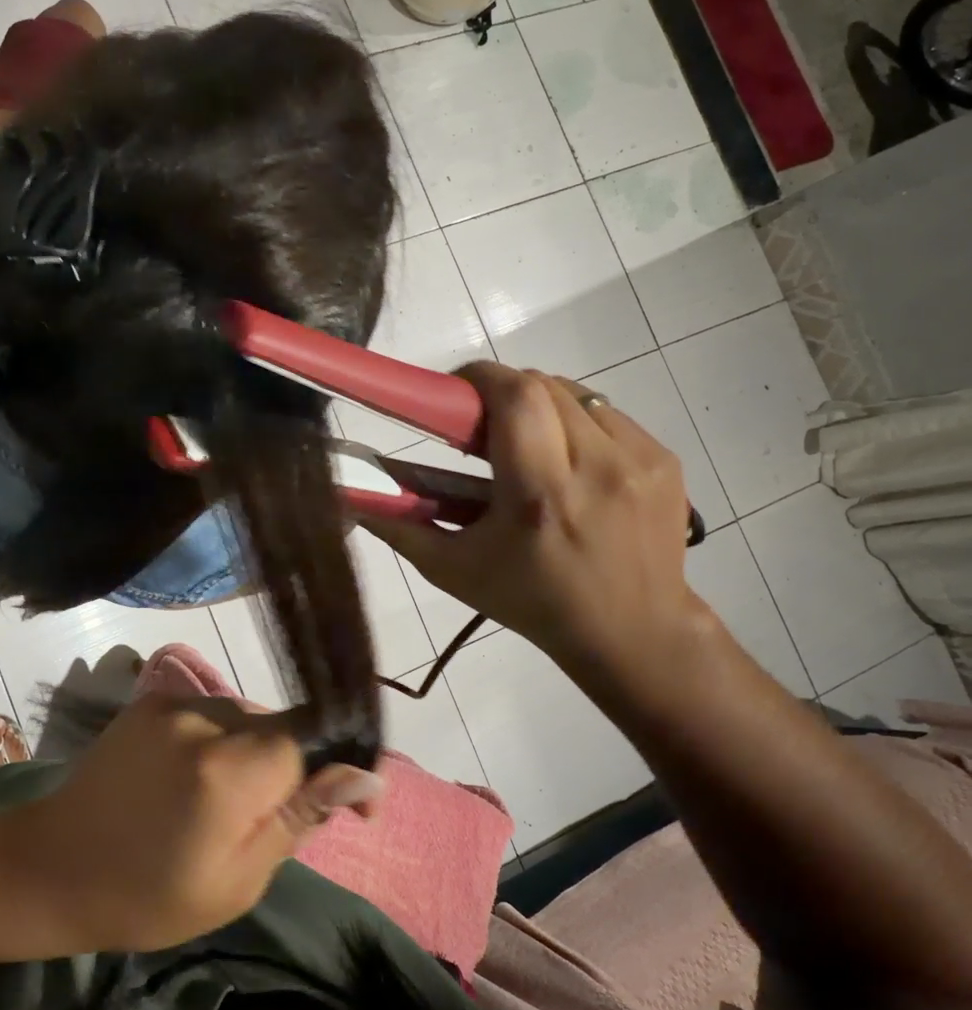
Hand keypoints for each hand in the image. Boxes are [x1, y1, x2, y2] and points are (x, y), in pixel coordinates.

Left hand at [1, 693, 381, 953]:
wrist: (53, 866)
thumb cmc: (149, 894)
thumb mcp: (238, 877)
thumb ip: (297, 816)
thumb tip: (363, 775)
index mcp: (226, 768)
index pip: (311, 735)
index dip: (339, 764)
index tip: (351, 807)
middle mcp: (198, 718)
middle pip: (274, 724)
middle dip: (291, 765)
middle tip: (273, 821)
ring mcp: (165, 705)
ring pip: (240, 716)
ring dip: (253, 751)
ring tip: (229, 805)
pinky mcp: (142, 705)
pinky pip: (205, 712)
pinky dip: (217, 741)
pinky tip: (196, 782)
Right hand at [358, 364, 708, 668]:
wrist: (631, 630)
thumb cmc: (528, 599)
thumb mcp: (450, 568)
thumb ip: (396, 525)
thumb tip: (346, 494)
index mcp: (539, 496)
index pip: (517, 397)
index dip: (479, 379)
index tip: (450, 393)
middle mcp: (596, 468)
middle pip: (543, 386)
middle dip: (501, 393)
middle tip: (477, 425)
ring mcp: (639, 461)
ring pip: (576, 396)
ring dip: (538, 408)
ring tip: (519, 445)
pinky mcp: (664, 460)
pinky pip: (608, 416)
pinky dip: (575, 426)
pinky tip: (563, 463)